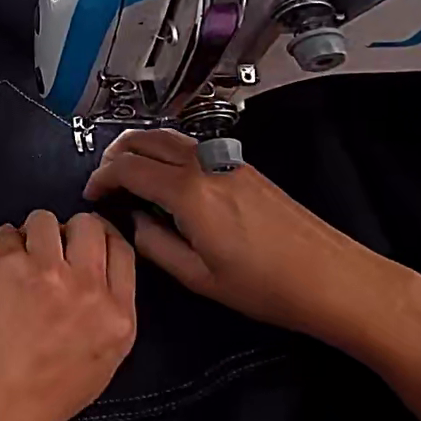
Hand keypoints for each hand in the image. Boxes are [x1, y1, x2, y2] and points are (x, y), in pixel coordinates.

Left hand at [0, 210, 136, 420]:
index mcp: (118, 317)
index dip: (101, 238)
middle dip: (70, 230)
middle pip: (89, 225)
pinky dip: (3, 244)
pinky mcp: (10, 264)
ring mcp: (50, 272)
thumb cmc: (38, 400)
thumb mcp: (98, 366)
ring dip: (33, 234)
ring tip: (20, 257)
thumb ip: (104, 315)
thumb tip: (89, 268)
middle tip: (51, 249)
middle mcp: (90, 289)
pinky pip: (8, 232)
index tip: (84, 241)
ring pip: (47, 219)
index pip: (122, 249)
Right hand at [84, 130, 403, 348]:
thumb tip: (134, 221)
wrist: (329, 275)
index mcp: (188, 193)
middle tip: (103, 177)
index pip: (129, 167)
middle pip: (145, 139)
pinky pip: (188, 144)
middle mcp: (203, 164)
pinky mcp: (239, 164)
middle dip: (116, 152)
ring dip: (140, 146)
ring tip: (127, 170)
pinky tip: (164, 173)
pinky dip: (163, 149)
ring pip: (167, 135)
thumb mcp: (199, 278)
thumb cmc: (265, 285)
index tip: (91, 193)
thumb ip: (155, 245)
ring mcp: (223, 159)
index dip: (102, 177)